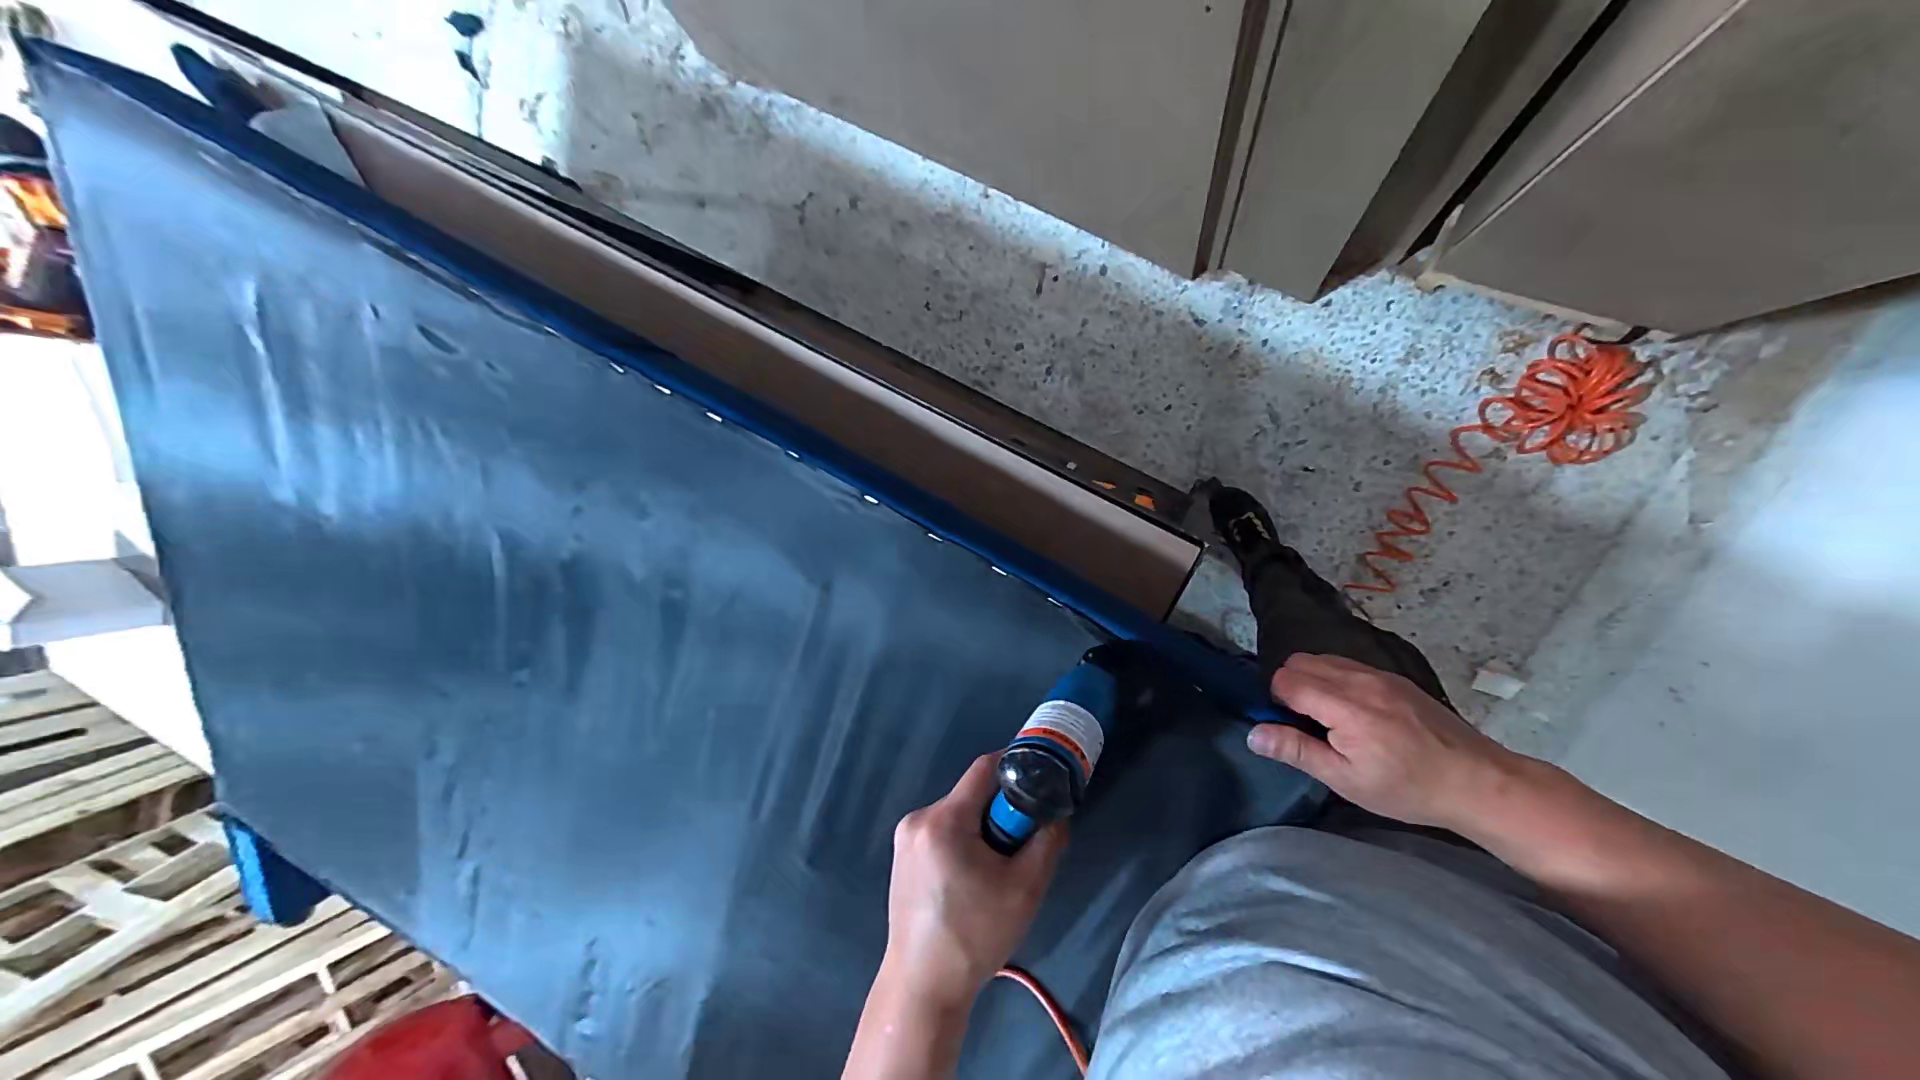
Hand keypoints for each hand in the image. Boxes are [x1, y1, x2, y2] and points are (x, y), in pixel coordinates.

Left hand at [880, 754, 1067, 1005]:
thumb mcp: (1026, 889)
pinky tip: (971, 880)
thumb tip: (1057, 813)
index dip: (1015, 767)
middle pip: (971, 794)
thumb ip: (1047, 841)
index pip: (984, 768)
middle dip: (1000, 811)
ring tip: (994, 872)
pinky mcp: (902, 855)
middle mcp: (918, 818)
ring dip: (982, 830)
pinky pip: (942, 831)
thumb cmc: (975, 936)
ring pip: (958, 814)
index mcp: (944, 820)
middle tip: (1019, 845)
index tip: (1039, 782)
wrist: (924, 985)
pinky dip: (963, 843)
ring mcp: (905, 837)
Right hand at [1246, 653, 1522, 829]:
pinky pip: (1348, 664)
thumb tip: (1253, 733)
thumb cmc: (1407, 789)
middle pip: (1299, 661)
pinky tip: (1354, 712)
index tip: (1292, 729)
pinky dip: (1336, 679)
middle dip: (1290, 687)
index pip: (1286, 679)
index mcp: (1346, 707)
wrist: (1479, 782)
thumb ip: (1297, 750)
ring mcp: (1380, 675)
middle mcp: (1360, 680)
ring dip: (1312, 680)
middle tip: (1307, 724)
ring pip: (1323, 659)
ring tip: (1329, 718)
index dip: (1277, 702)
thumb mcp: (1346, 780)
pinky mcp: (1395, 677)